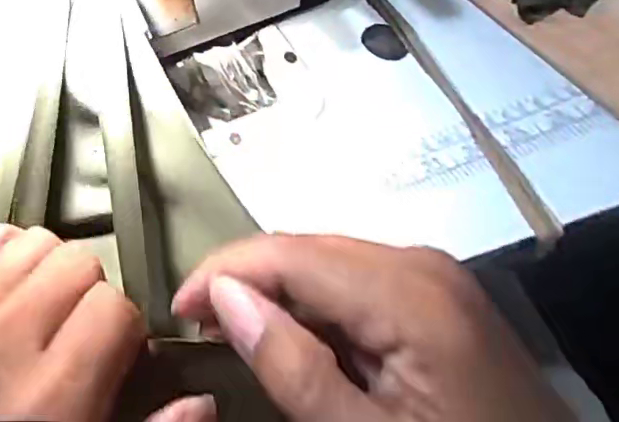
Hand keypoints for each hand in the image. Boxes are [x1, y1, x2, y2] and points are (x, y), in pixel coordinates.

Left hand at [0, 224, 144, 421]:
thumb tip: (204, 397)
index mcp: (50, 394)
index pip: (116, 306)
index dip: (123, 331)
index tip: (112, 358)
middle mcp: (7, 337)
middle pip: (81, 262)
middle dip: (90, 295)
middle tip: (77, 338)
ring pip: (40, 240)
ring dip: (52, 271)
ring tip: (44, 314)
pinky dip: (10, 256)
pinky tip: (10, 296)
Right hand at [172, 235, 571, 421]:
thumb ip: (294, 367)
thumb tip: (225, 297)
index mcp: (409, 290)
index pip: (292, 253)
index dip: (226, 270)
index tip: (177, 307)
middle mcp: (420, 262)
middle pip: (310, 250)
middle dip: (251, 279)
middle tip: (202, 326)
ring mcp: (435, 276)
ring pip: (332, 262)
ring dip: (282, 292)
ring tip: (239, 332)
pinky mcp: (441, 296)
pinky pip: (361, 283)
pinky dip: (321, 306)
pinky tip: (300, 338)